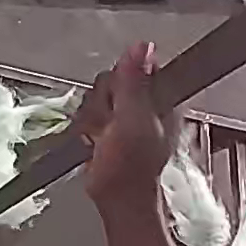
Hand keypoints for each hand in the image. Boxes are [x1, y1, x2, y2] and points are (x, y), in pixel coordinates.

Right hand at [75, 42, 173, 211]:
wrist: (117, 198)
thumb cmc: (130, 164)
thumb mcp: (133, 119)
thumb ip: (134, 82)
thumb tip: (142, 46)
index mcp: (159, 98)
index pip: (133, 67)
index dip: (119, 81)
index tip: (117, 100)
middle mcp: (143, 104)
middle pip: (109, 82)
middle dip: (102, 103)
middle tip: (109, 125)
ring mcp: (124, 118)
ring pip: (96, 98)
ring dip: (93, 119)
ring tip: (101, 138)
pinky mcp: (107, 131)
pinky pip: (88, 115)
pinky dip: (87, 129)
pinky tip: (93, 142)